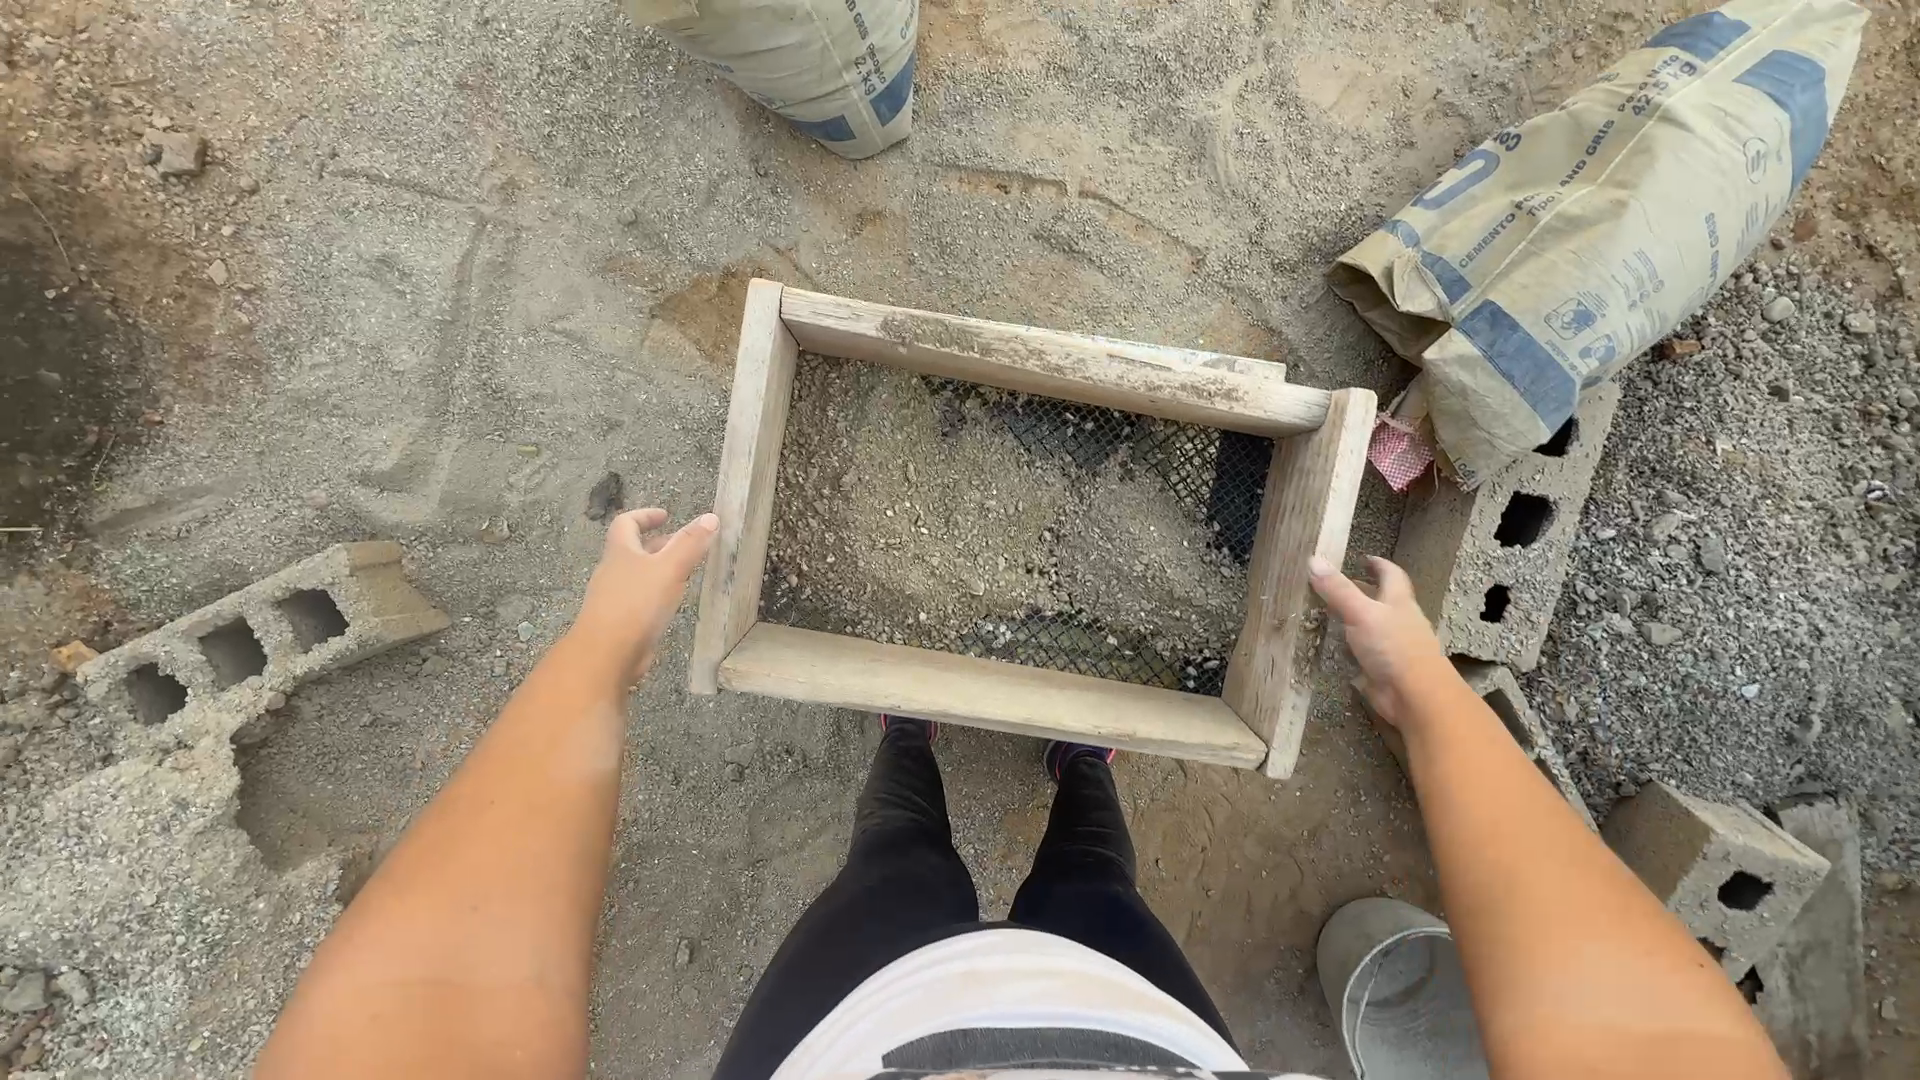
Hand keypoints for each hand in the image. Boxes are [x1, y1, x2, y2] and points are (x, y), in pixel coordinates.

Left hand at [567, 508, 717, 683]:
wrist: (607, 654)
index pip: (626, 523)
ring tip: (686, 572)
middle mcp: (613, 572)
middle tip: (684, 544)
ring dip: (659, 569)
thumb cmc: (636, 604)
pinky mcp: (621, 621)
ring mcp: (614, 598)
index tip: (666, 515)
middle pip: (633, 550)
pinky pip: (640, 599)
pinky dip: (657, 594)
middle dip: (658, 543)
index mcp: (620, 552)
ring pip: (638, 575)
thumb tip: (711, 517)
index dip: (645, 515)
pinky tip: (673, 603)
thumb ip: (690, 543)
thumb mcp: (669, 568)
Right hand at [1309, 555, 1448, 729]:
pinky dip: (1352, 644)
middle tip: (1337, 585)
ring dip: (1355, 618)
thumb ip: (1338, 589)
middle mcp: (1399, 621)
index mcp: (1399, 602)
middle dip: (1364, 590)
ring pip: (1373, 625)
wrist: (1415, 696)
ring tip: (1329, 612)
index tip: (1365, 558)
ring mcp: (1393, 645)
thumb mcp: (1361, 613)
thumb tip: (1313, 559)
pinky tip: (1336, 645)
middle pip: (1383, 600)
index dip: (1379, 565)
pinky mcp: (1385, 667)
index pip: (1392, 576)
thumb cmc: (1393, 647)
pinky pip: (1366, 650)